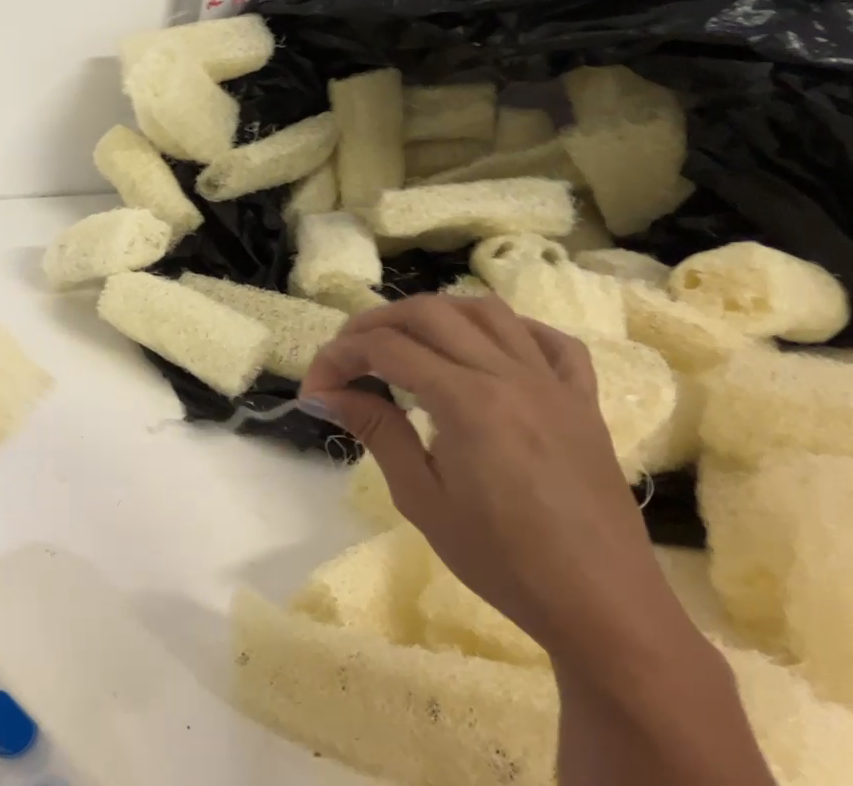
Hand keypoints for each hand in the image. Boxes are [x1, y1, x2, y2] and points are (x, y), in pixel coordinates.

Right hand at [298, 294, 690, 664]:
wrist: (600, 603)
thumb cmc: (500, 558)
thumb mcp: (420, 496)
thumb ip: (376, 430)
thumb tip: (327, 393)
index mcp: (469, 401)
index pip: (385, 348)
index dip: (337, 359)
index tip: (315, 391)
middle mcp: (512, 376)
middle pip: (429, 313)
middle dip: (372, 325)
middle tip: (343, 360)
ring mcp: (554, 384)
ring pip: (486, 311)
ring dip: (432, 315)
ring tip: (400, 344)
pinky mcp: (582, 401)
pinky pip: (549, 340)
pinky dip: (506, 330)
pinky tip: (479, 349)